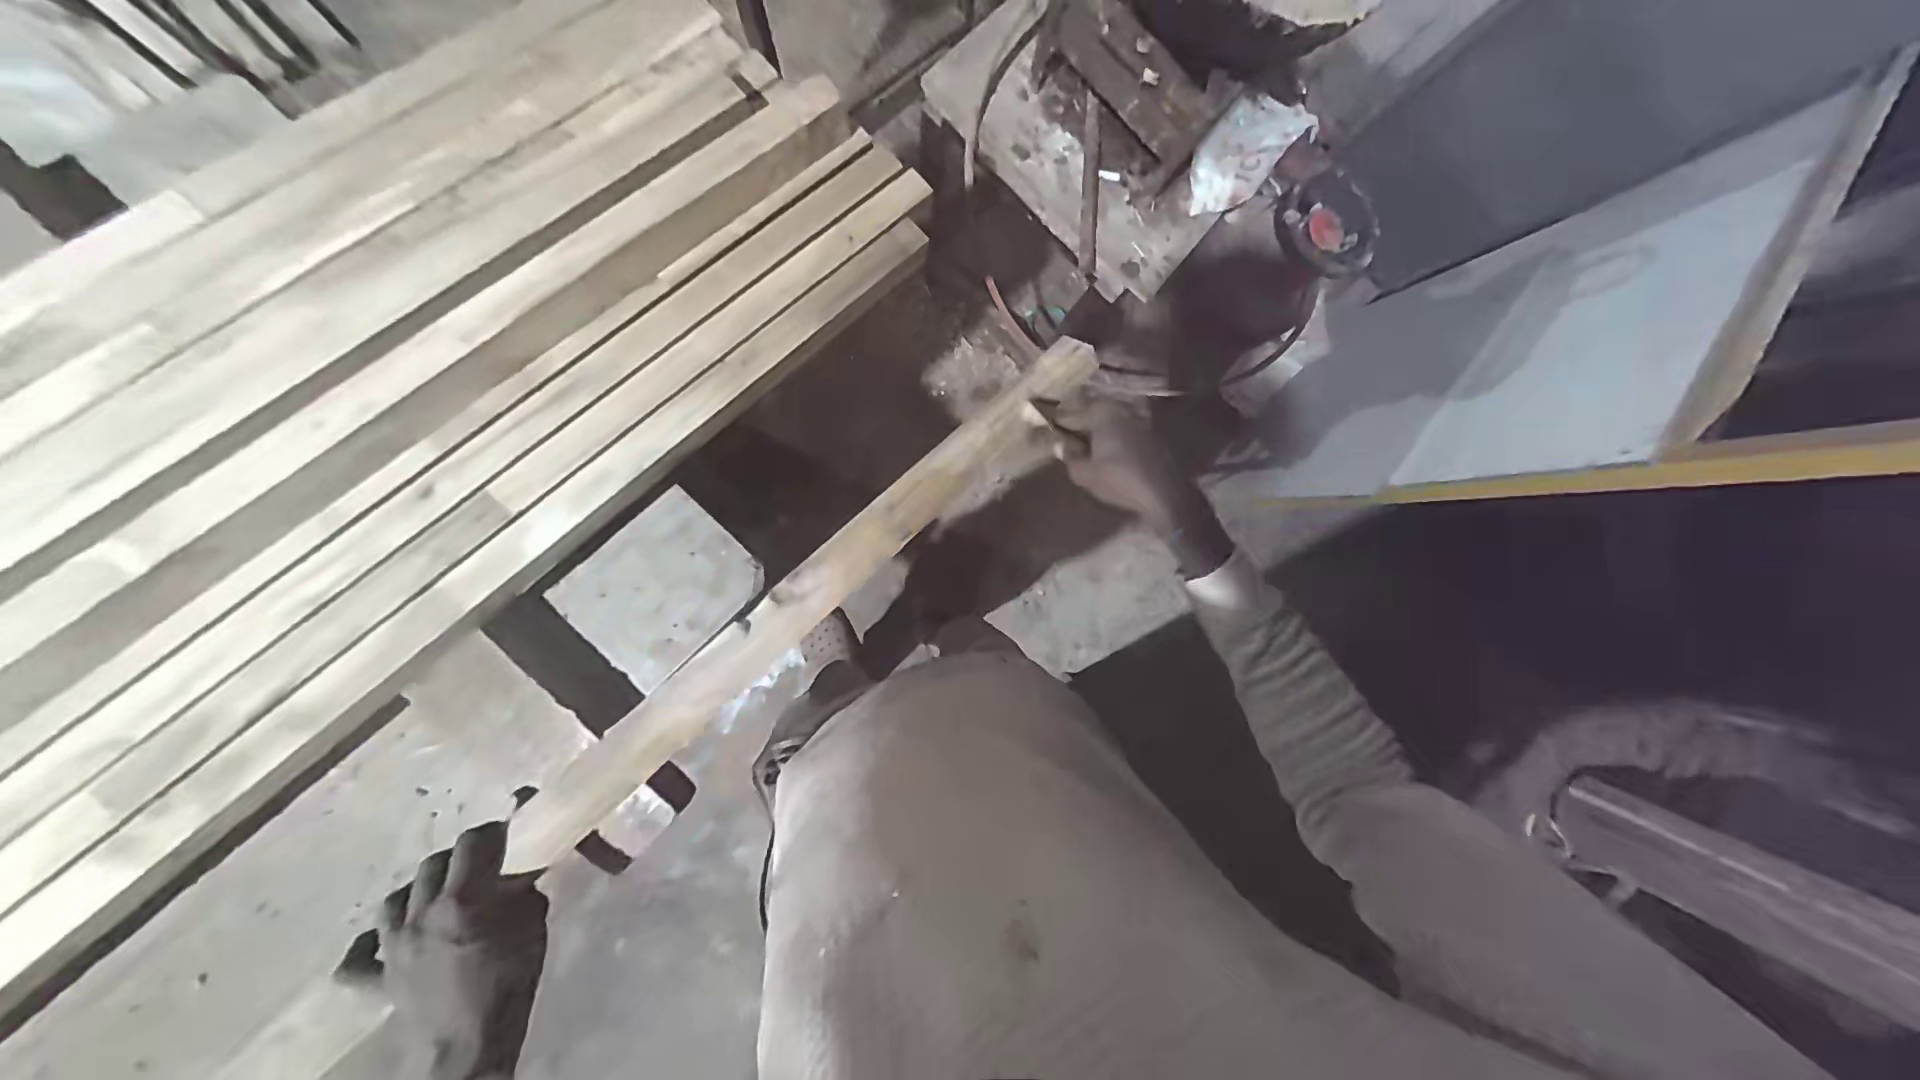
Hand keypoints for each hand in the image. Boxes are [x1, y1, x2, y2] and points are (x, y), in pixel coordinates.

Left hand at [351, 822, 548, 1079]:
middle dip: (460, 858)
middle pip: (434, 863)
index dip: (492, 832)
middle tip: (482, 867)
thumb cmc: (510, 980)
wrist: (469, 1045)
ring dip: (420, 890)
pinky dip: (372, 942)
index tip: (508, 836)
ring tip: (442, 897)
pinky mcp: (376, 980)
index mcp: (463, 898)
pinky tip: (389, 939)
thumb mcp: (534, 924)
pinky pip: (357, 957)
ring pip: (395, 898)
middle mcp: (421, 914)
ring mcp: (392, 947)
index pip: (473, 841)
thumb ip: (522, 892)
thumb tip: (519, 874)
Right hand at [1043, 395, 1233, 577]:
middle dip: (1077, 419)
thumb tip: (1061, 445)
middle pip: (1092, 410)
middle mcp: (1122, 408)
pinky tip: (1106, 448)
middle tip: (1063, 432)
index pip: (1071, 412)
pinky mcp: (1152, 433)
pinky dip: (1112, 434)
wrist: (1165, 494)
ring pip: (1110, 417)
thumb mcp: (1085, 474)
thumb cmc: (1120, 480)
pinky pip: (1123, 427)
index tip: (1043, 426)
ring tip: (1083, 441)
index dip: (1055, 421)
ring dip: (1096, 426)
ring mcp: (1140, 418)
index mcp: (1103, 412)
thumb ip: (1070, 457)